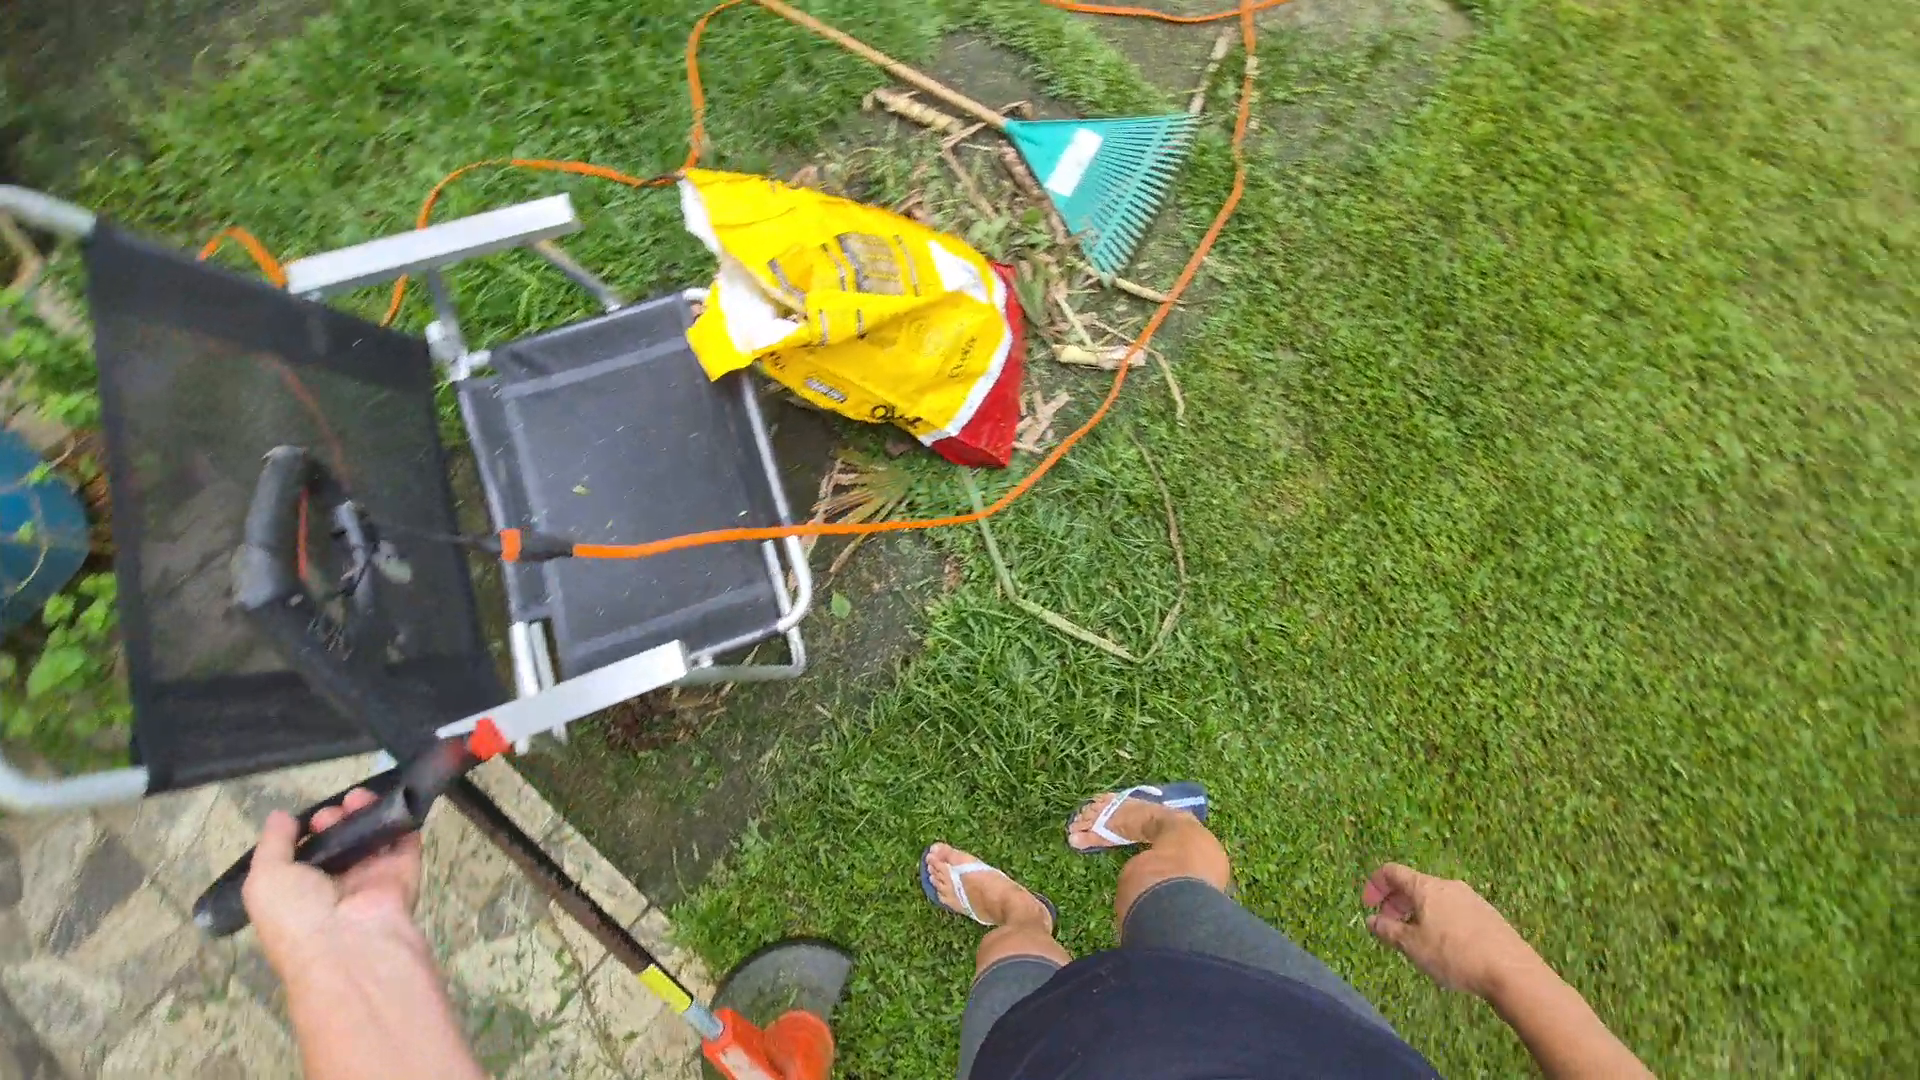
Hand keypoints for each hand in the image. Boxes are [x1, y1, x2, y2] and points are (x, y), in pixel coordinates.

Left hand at [242, 789, 426, 978]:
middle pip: (343, 844)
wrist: (349, 938)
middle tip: (336, 809)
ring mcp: (375, 875)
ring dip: (368, 814)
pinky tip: (394, 800)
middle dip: (338, 821)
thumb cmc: (297, 912)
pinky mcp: (406, 867)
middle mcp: (340, 885)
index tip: (309, 819)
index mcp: (303, 894)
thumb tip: (279, 816)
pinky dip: (403, 820)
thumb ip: (272, 845)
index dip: (307, 834)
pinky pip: (406, 839)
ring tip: (360, 796)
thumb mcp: (264, 881)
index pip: (308, 858)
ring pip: (374, 838)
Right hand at [1362, 862, 1545, 998]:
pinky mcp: (1489, 917)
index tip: (1368, 907)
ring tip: (1416, 939)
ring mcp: (1472, 900)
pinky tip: (1445, 946)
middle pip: (1413, 885)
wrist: (1515, 975)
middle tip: (1389, 927)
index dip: (1374, 886)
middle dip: (1395, 903)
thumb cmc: (1455, 955)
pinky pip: (1454, 911)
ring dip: (1417, 914)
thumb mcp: (1413, 946)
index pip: (1391, 872)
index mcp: (1426, 886)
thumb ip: (1388, 930)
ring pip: (1435, 899)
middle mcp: (1449, 886)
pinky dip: (1439, 920)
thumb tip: (1371, 921)